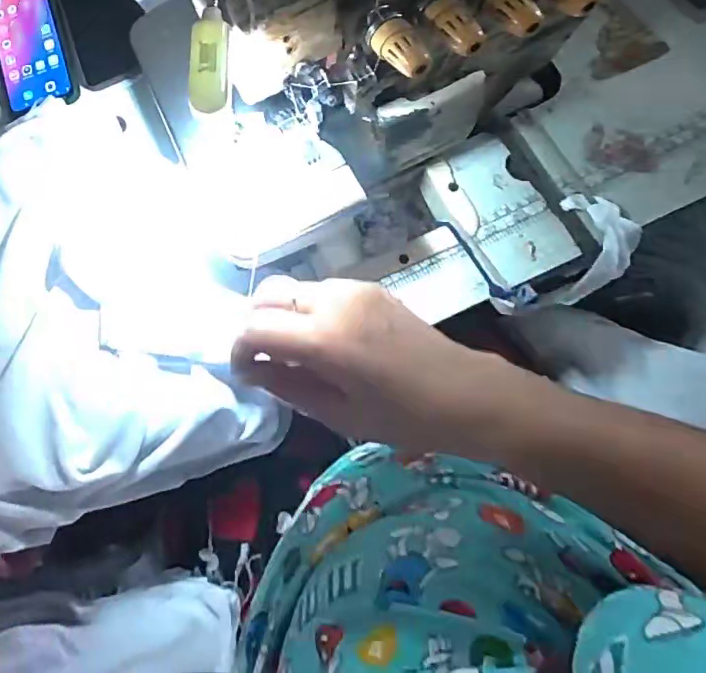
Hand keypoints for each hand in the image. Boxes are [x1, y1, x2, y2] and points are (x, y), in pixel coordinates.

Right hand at [230, 276, 538, 457]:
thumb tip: (252, 368)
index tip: (243, 372)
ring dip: (278, 313)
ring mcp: (351, 288)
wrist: (467, 392)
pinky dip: (304, 308)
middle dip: (252, 322)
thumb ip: (288, 385)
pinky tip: (320, 338)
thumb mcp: (339, 414)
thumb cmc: (404, 417)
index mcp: (325, 339)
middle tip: (258, 356)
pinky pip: (319, 290)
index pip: (256, 327)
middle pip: (267, 294)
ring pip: (292, 288)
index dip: (238, 348)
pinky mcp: (366, 286)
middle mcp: (332, 301)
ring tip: (289, 349)